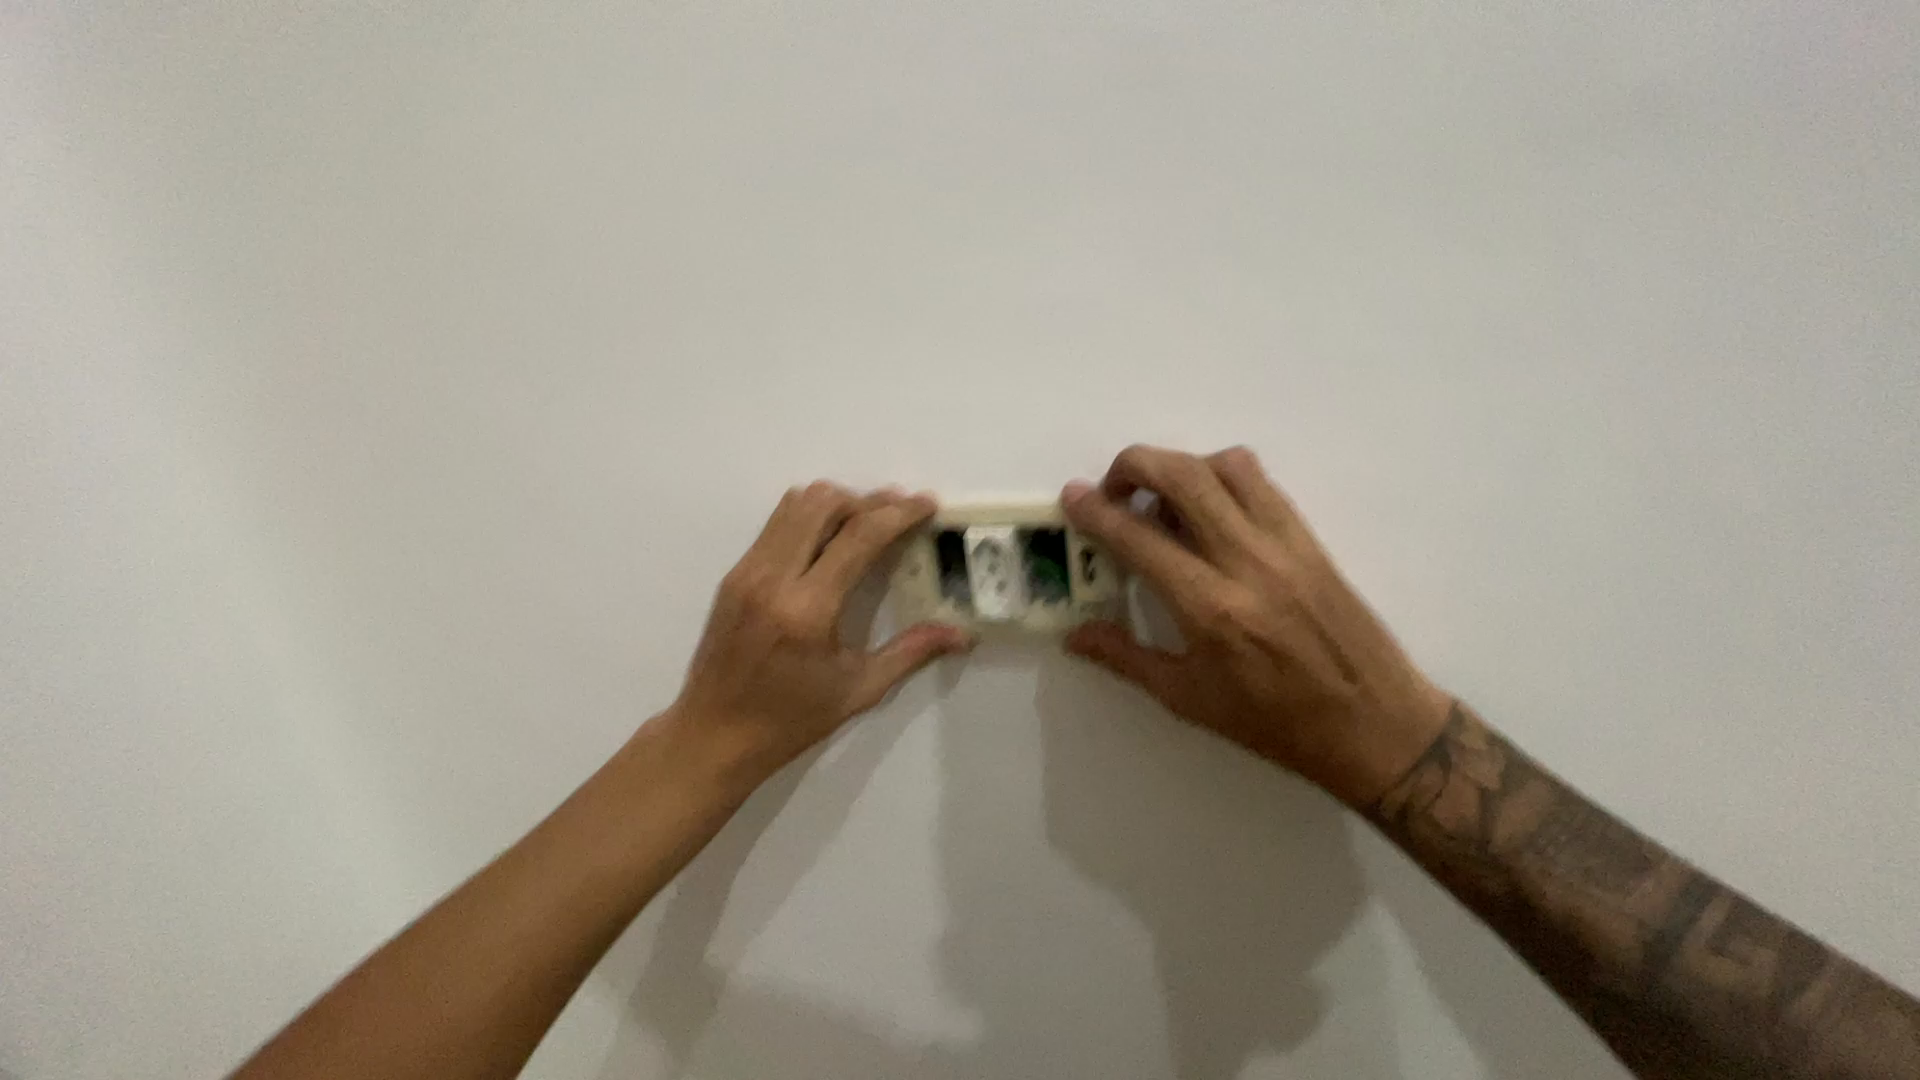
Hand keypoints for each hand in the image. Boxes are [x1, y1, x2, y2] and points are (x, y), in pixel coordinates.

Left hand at [665, 483, 971, 782]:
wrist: (714, 735)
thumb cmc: (791, 719)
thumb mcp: (859, 690)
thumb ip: (912, 652)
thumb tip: (963, 634)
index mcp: (808, 610)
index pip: (858, 536)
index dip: (898, 513)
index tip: (926, 505)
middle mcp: (773, 578)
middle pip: (824, 502)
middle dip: (868, 501)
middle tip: (897, 516)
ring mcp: (747, 571)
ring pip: (795, 503)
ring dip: (836, 504)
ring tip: (864, 525)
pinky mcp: (734, 573)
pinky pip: (775, 523)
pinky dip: (809, 518)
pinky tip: (829, 544)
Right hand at [1061, 446, 1451, 807]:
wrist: (1374, 725)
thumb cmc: (1273, 721)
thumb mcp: (1188, 699)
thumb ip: (1125, 658)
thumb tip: (1074, 634)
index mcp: (1208, 607)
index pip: (1138, 537)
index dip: (1096, 511)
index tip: (1072, 497)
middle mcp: (1245, 561)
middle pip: (1182, 476)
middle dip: (1133, 466)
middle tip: (1114, 491)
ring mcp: (1283, 543)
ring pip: (1225, 465)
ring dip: (1181, 466)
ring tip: (1163, 499)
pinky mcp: (1309, 539)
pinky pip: (1260, 483)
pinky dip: (1222, 477)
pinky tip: (1209, 511)